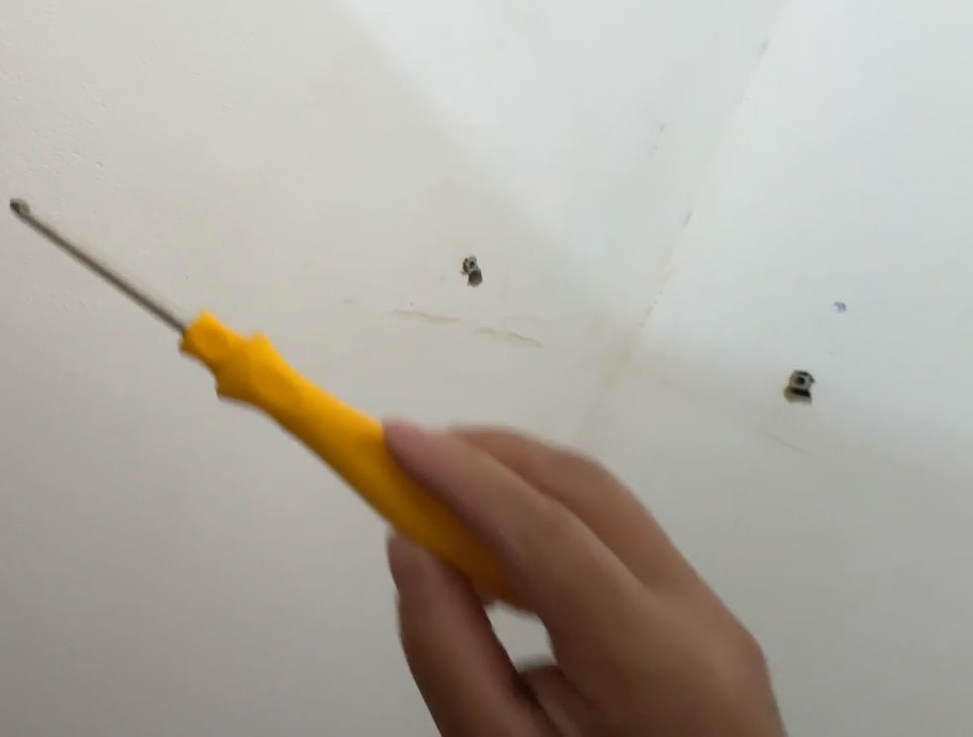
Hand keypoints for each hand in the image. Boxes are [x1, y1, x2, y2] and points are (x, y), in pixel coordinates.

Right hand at [383, 424, 784, 735]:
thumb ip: (443, 647)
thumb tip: (408, 543)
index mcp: (652, 664)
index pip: (546, 530)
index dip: (462, 472)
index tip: (390, 435)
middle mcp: (697, 618)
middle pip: (581, 490)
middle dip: (485, 453)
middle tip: (408, 455)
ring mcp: (708, 611)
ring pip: (598, 498)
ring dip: (510, 473)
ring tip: (439, 491)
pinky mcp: (698, 613)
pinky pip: (609, 527)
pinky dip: (538, 504)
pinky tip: (492, 537)